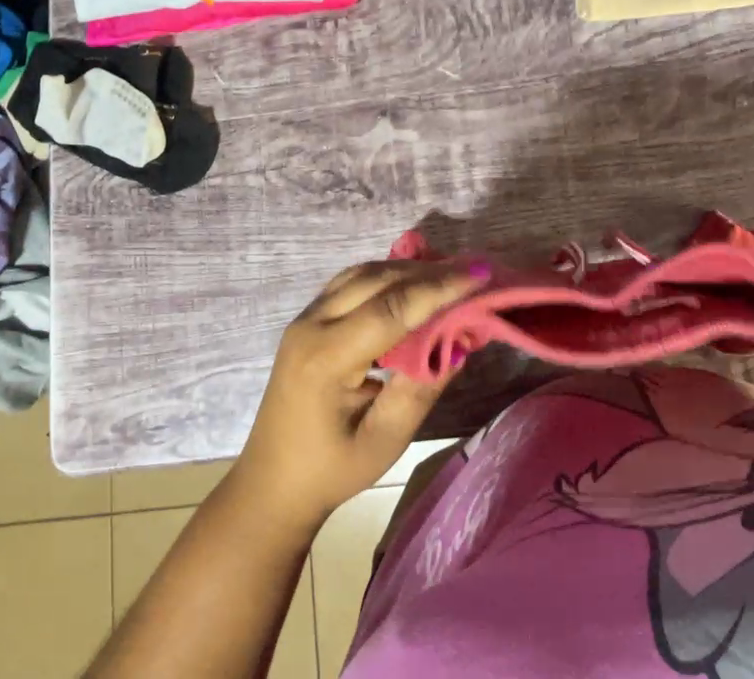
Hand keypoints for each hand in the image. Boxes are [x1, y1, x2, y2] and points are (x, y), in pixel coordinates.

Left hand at [230, 262, 479, 529]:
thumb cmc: (331, 469)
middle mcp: (310, 327)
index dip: (438, 288)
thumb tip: (462, 342)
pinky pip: (350, 283)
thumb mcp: (385, 439)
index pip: (391, 308)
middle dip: (429, 273)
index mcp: (326, 359)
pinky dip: (387, 277)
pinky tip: (415, 283)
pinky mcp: (308, 321)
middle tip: (476, 271)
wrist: (273, 482)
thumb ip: (422, 387)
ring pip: (362, 274)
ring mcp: (305, 319)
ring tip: (453, 274)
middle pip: (376, 280)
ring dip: (407, 270)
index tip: (480, 275)